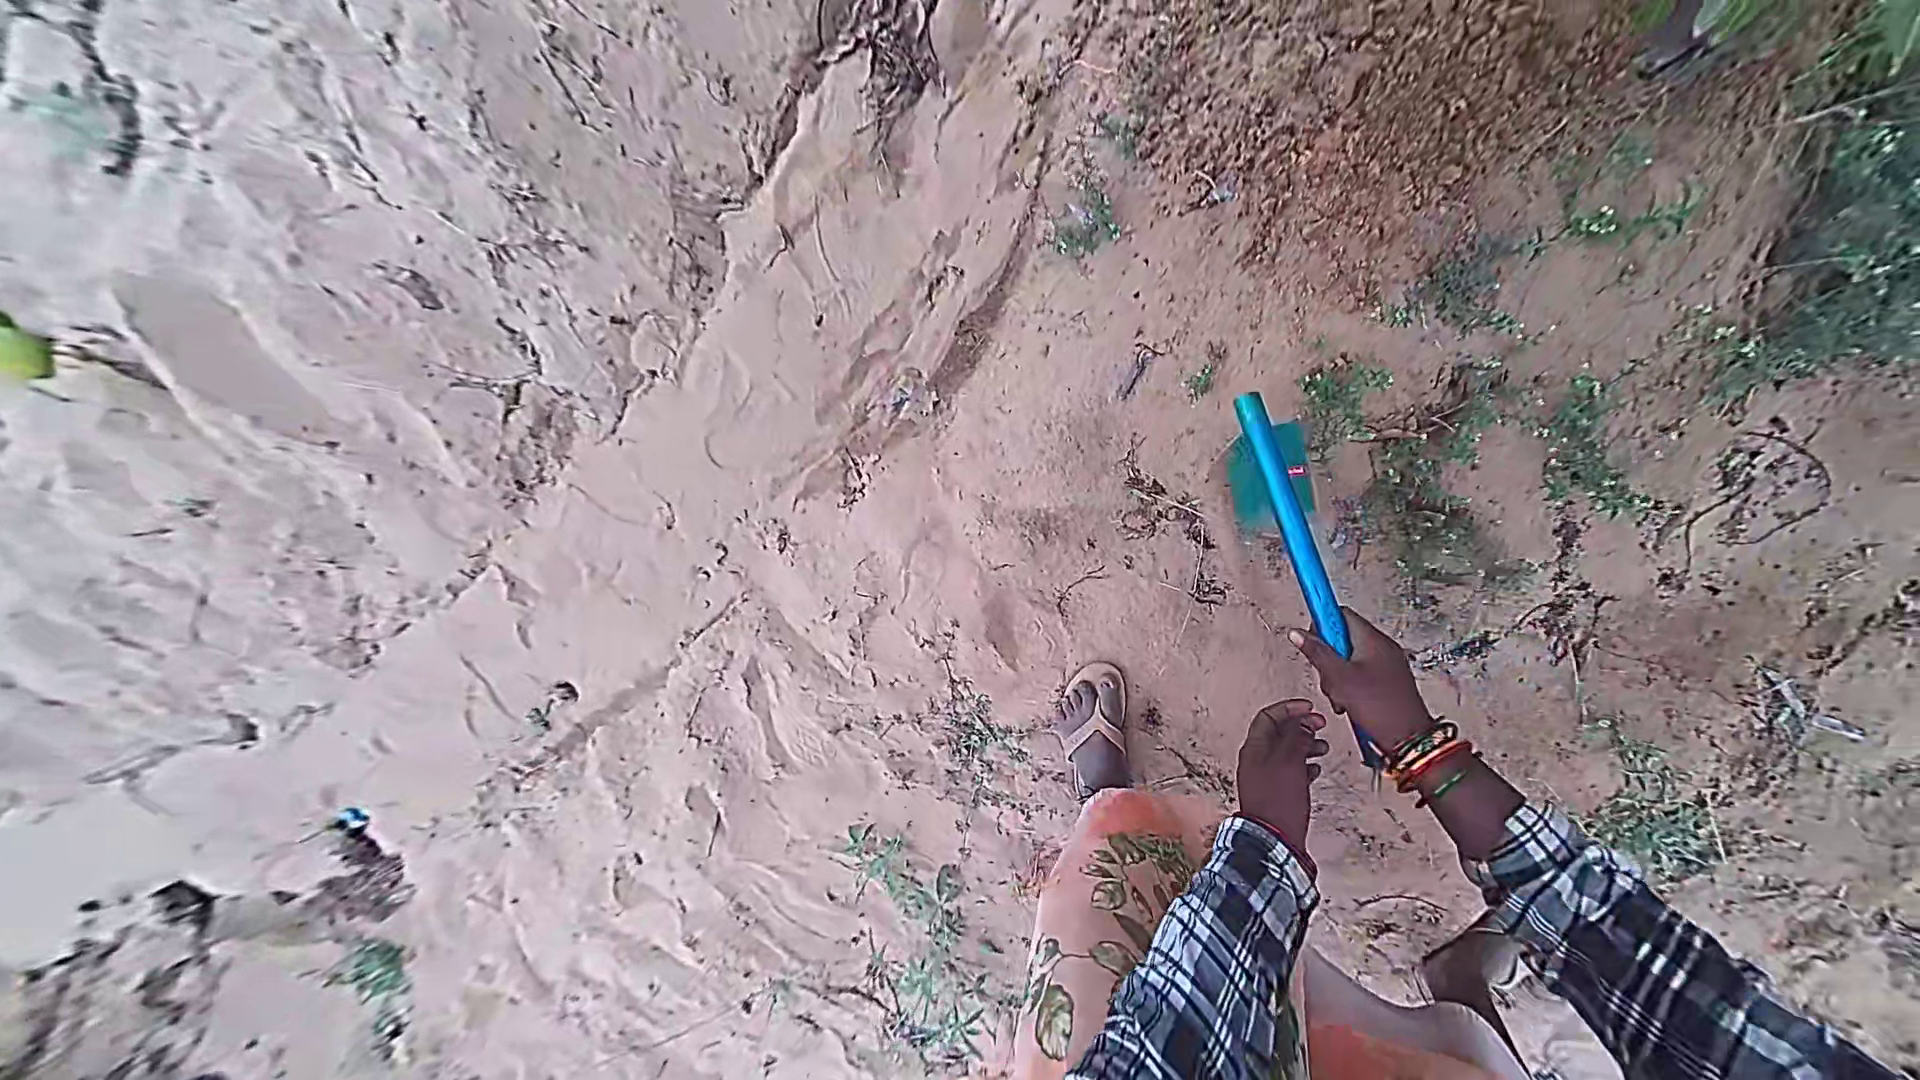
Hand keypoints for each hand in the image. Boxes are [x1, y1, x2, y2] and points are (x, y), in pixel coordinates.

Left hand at [1235, 699, 1329, 856]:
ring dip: (1304, 745)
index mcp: (1254, 748)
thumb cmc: (1278, 802)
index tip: (1308, 708)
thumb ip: (1296, 739)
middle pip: (1277, 732)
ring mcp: (1265, 775)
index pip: (1268, 717)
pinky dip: (1303, 765)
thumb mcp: (1289, 763)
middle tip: (1319, 725)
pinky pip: (1290, 770)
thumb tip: (1303, 723)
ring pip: (1285, 751)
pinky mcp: (1276, 792)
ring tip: (1322, 747)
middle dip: (1299, 725)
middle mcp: (1256, 759)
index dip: (1288, 709)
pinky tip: (1315, 769)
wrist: (1274, 840)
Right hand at [1288, 607, 1433, 750]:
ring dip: (1335, 673)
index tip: (1311, 634)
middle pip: (1342, 637)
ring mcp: (1385, 664)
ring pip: (1347, 657)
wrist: (1408, 739)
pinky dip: (1347, 682)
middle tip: (1327, 672)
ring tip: (1339, 691)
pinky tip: (1347, 699)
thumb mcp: (1338, 677)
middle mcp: (1382, 648)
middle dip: (1327, 655)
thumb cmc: (1380, 708)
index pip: (1341, 614)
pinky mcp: (1385, 679)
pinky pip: (1357, 671)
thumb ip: (1316, 652)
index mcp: (1373, 640)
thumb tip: (1297, 634)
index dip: (1322, 623)